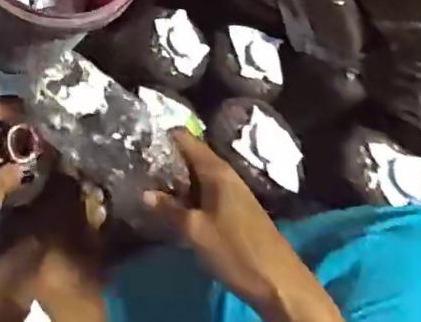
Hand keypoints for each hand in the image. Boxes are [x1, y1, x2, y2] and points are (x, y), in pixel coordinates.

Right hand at [142, 130, 340, 321]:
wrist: (280, 283)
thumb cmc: (236, 250)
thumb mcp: (196, 232)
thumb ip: (170, 210)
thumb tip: (145, 193)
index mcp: (216, 169)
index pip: (185, 138)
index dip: (162, 137)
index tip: (140, 144)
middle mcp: (224, 173)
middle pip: (190, 156)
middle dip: (166, 162)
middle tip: (140, 171)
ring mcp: (232, 191)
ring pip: (198, 176)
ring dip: (177, 182)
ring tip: (152, 189)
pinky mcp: (235, 209)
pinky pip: (206, 192)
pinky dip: (190, 196)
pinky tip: (176, 210)